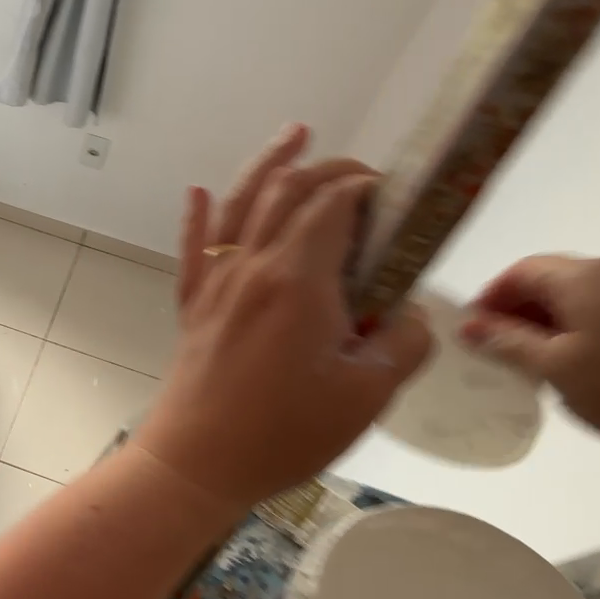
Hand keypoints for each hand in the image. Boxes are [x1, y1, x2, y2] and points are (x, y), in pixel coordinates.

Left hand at [133, 125, 432, 509]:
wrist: (196, 463)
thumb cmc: (282, 433)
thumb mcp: (367, 395)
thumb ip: (403, 343)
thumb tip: (408, 315)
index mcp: (297, 279)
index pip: (332, 204)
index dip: (364, 186)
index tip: (392, 192)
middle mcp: (250, 268)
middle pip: (285, 193)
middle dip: (325, 168)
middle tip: (357, 167)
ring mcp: (214, 286)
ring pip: (237, 208)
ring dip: (267, 166)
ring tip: (293, 135)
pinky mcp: (191, 309)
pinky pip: (193, 251)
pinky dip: (198, 217)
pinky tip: (200, 193)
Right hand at [461, 255, 599, 473]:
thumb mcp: (558, 369)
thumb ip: (509, 344)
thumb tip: (470, 325)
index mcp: (587, 277)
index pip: (521, 271)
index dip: (489, 299)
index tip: (471, 337)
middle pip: (554, 283)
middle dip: (519, 315)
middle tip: (498, 357)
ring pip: (586, 303)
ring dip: (553, 329)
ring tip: (540, 371)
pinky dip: (588, 338)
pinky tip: (588, 375)